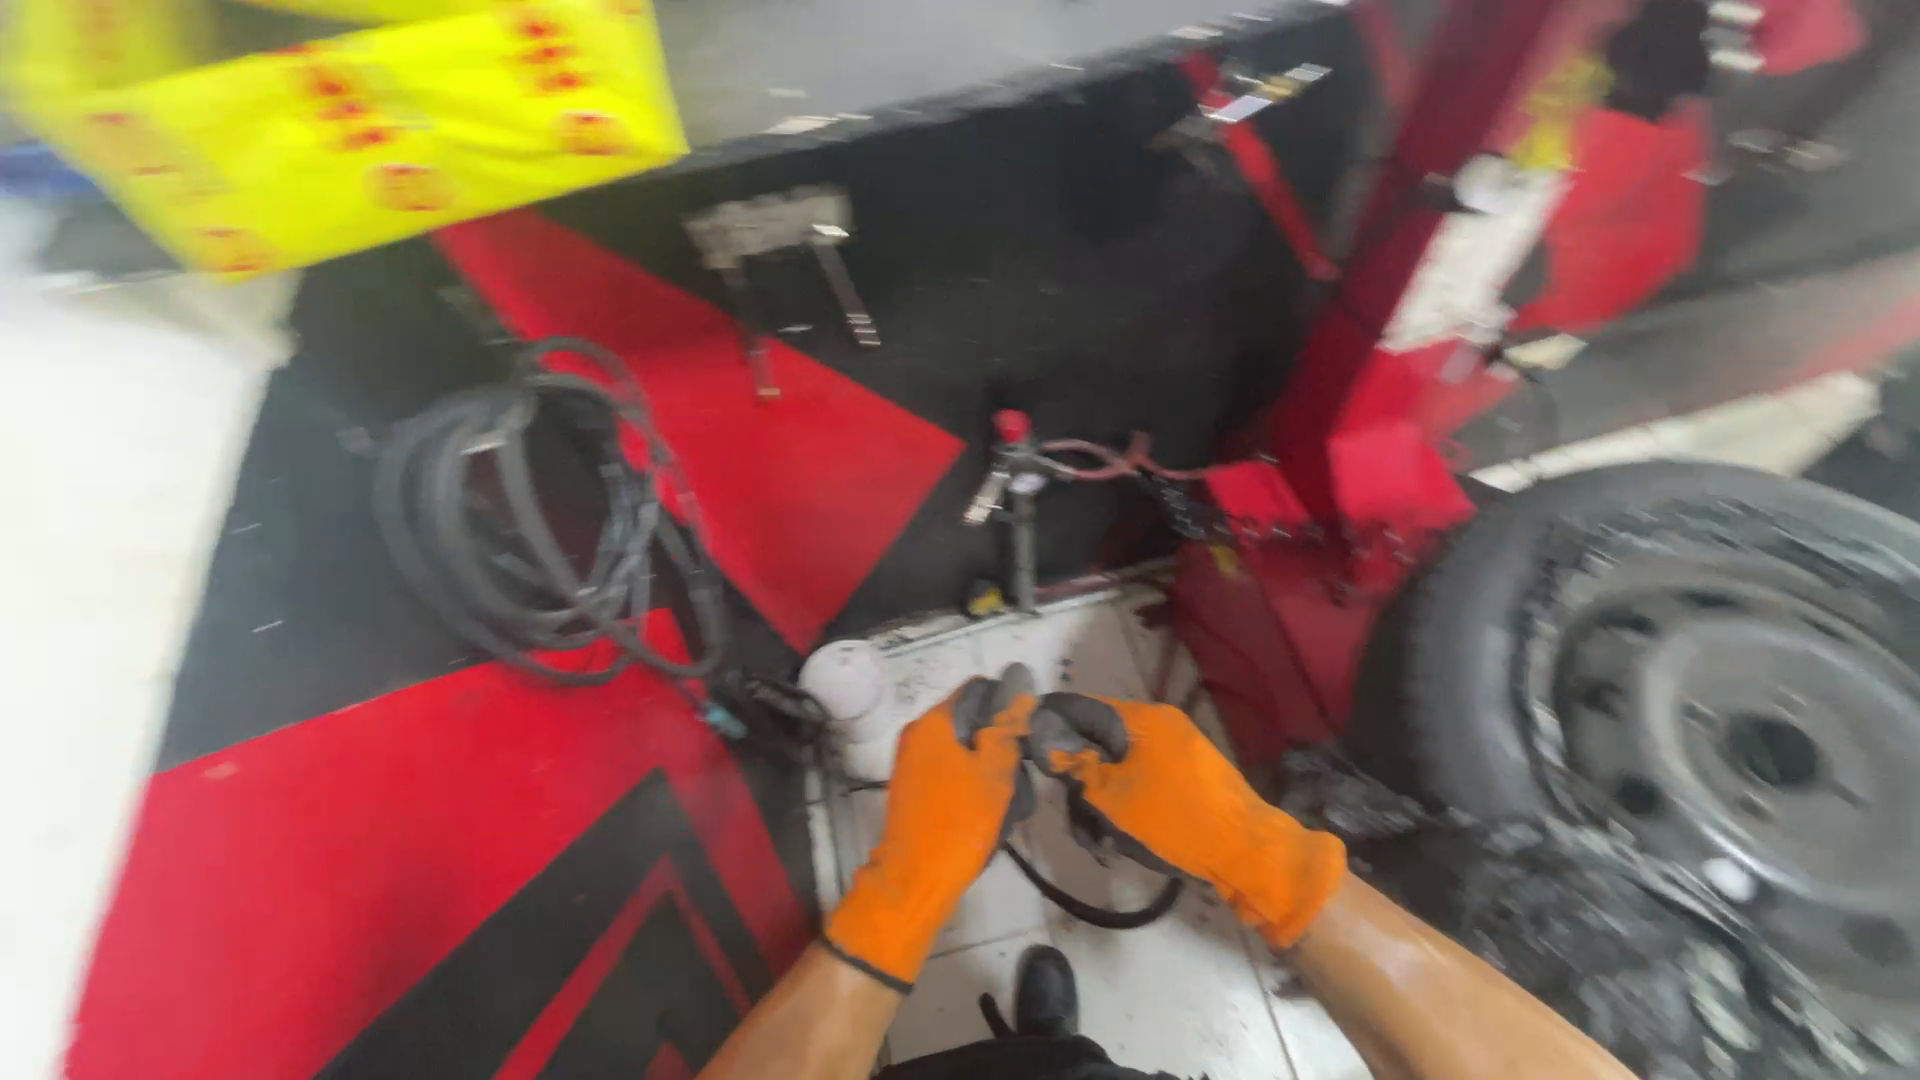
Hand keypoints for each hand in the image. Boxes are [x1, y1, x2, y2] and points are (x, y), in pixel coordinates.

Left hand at [824, 673, 1034, 988]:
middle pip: (967, 719)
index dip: (1007, 701)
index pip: (976, 689)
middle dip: (997, 737)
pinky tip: (988, 805)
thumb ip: (1006, 730)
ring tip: (1009, 793)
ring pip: (960, 747)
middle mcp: (916, 733)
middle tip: (1022, 765)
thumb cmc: (959, 820)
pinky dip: (969, 779)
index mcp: (933, 722)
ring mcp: (910, 761)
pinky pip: (947, 768)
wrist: (915, 877)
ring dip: (986, 763)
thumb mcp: (994, 773)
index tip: (1028, 726)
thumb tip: (1018, 697)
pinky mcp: (912, 786)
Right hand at [1038, 694, 1346, 946]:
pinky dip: (1126, 804)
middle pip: (1099, 741)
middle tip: (1078, 820)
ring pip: (1119, 766)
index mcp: (1144, 718)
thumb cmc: (1177, 818)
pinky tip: (1124, 841)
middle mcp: (1160, 724)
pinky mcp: (1187, 775)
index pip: (1081, 706)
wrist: (1248, 852)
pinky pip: (1142, 779)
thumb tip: (1043, 736)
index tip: (1029, 750)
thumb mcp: (1115, 796)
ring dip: (1103, 802)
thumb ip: (1076, 764)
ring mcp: (1177, 750)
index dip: (1051, 724)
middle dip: (1081, 781)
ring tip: (1103, 843)